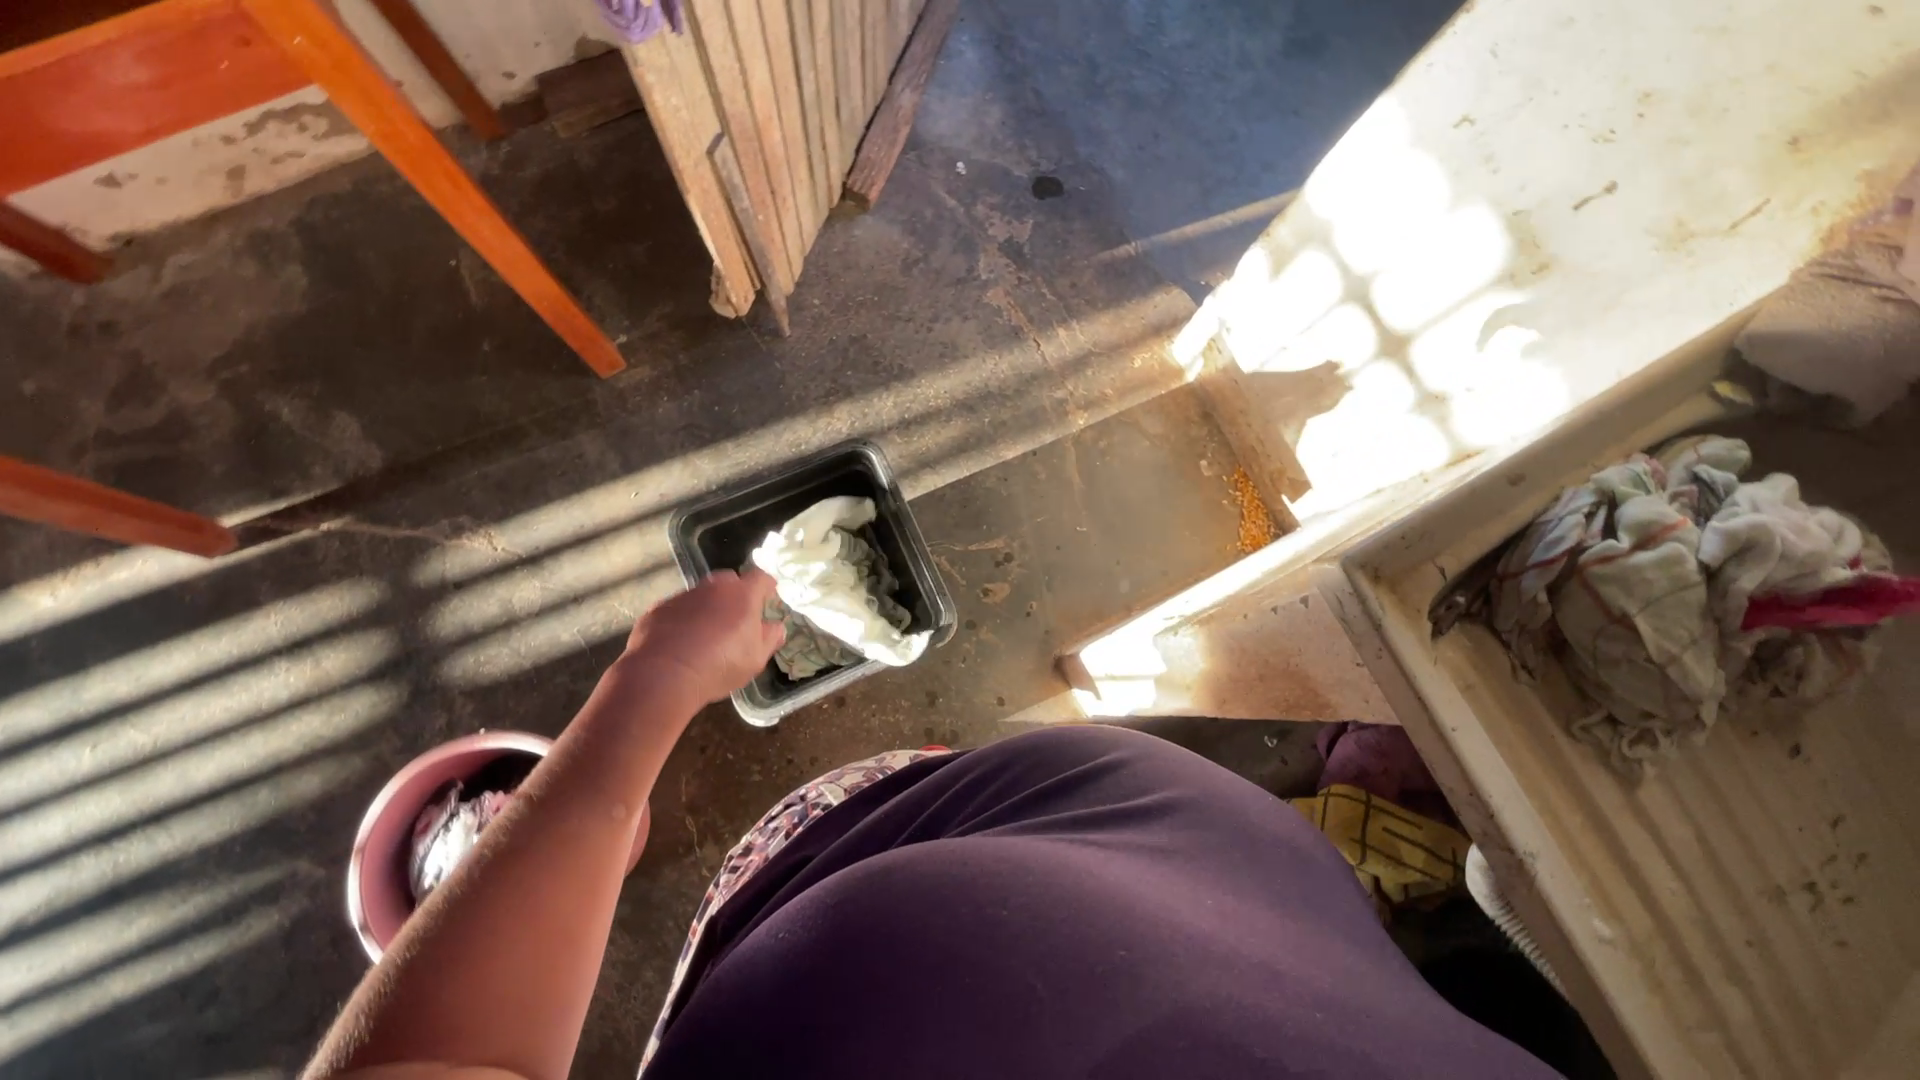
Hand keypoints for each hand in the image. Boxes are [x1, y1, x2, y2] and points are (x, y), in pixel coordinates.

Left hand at [623, 568, 785, 704]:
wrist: (663, 675)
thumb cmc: (719, 666)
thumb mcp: (755, 659)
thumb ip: (769, 639)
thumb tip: (776, 627)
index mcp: (742, 596)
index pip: (761, 577)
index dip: (766, 585)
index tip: (769, 595)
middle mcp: (713, 588)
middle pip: (729, 580)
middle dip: (735, 593)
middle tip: (736, 616)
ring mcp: (683, 596)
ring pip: (701, 594)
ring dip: (707, 607)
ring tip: (705, 634)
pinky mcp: (658, 609)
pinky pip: (677, 609)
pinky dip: (682, 620)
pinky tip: (679, 642)